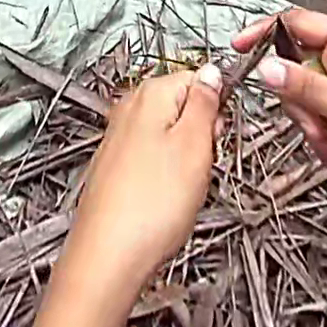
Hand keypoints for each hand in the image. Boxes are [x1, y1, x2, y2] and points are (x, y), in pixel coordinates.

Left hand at [26, 66, 221, 326]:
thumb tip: (213, 70)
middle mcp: (131, 107)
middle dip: (201, 134)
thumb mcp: (194, 145)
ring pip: (170, 134)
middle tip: (200, 164)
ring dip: (185, 157)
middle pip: (183, 106)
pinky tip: (165, 198)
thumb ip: (206, 102)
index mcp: (151, 93)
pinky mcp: (116, 164)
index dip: (216, 108)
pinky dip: (165, 175)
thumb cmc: (148, 205)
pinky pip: (154, 157)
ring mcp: (120, 136)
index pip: (198, 78)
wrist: (108, 255)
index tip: (218, 134)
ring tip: (182, 186)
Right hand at [231, 9, 326, 220]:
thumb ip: (304, 86)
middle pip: (294, 70)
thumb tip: (264, 66)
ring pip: (305, 103)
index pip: (294, 24)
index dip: (264, 34)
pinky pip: (320, 125)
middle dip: (302, 106)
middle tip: (320, 126)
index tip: (239, 49)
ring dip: (317, 131)